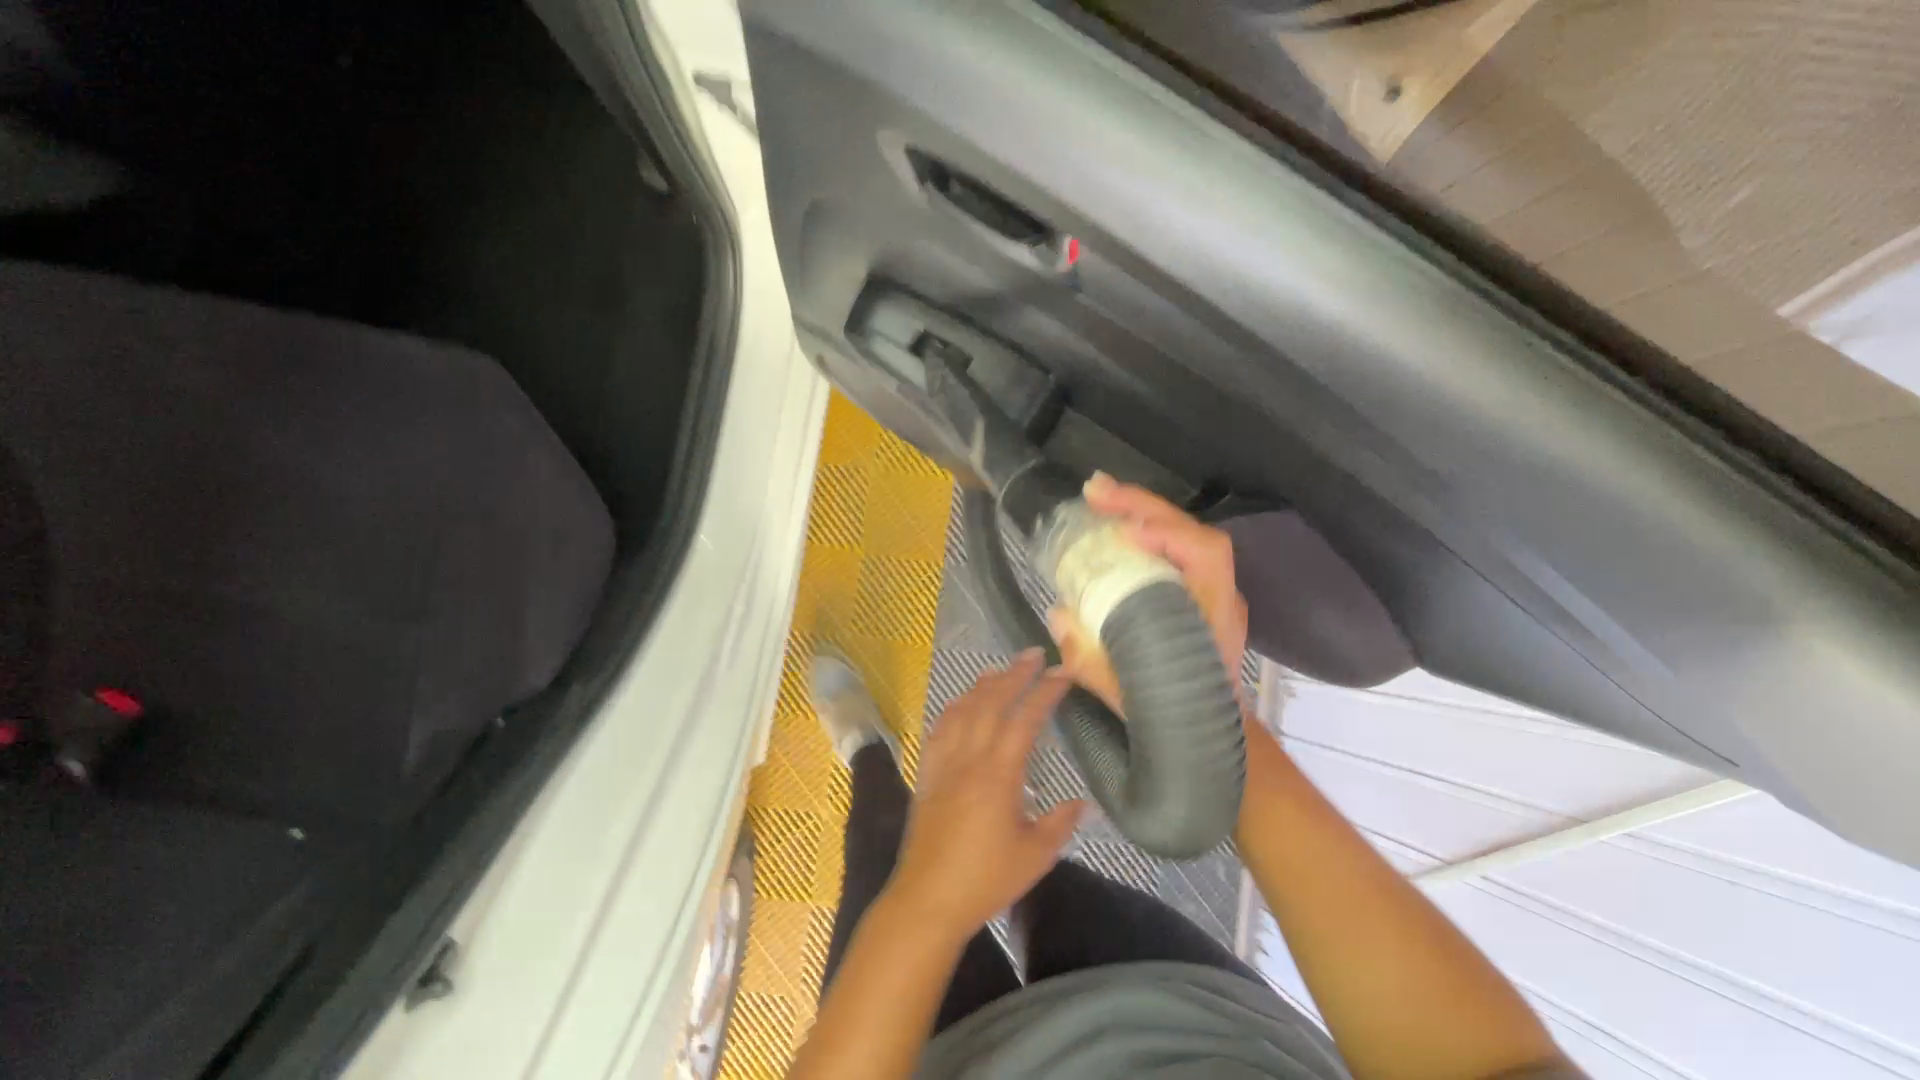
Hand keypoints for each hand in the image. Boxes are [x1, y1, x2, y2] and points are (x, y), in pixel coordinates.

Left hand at [883, 650, 1085, 941]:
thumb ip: (1059, 824)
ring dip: (982, 686)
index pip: (1024, 720)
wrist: (927, 900)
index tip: (1063, 673)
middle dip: (1014, 675)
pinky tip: (961, 704)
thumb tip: (1082, 803)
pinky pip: (939, 731)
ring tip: (1000, 669)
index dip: (1045, 692)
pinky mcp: (925, 777)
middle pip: (991, 704)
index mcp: (998, 775)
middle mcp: (968, 761)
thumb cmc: (985, 880)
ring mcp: (943, 766)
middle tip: (1034, 655)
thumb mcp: (1035, 856)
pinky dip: (953, 709)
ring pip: (962, 711)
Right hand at [1046, 472, 1249, 713]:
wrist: (1208, 735)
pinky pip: (1176, 550)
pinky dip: (1148, 533)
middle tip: (1095, 491)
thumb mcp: (1125, 693)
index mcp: (1212, 617)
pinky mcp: (1200, 593)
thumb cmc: (1172, 715)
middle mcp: (1220, 596)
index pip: (1206, 555)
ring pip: (1184, 535)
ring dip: (1143, 513)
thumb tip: (1057, 613)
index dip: (1169, 533)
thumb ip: (1089, 659)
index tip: (1126, 532)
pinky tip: (1117, 529)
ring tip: (1100, 499)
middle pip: (1191, 532)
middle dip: (1143, 506)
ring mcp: (1213, 592)